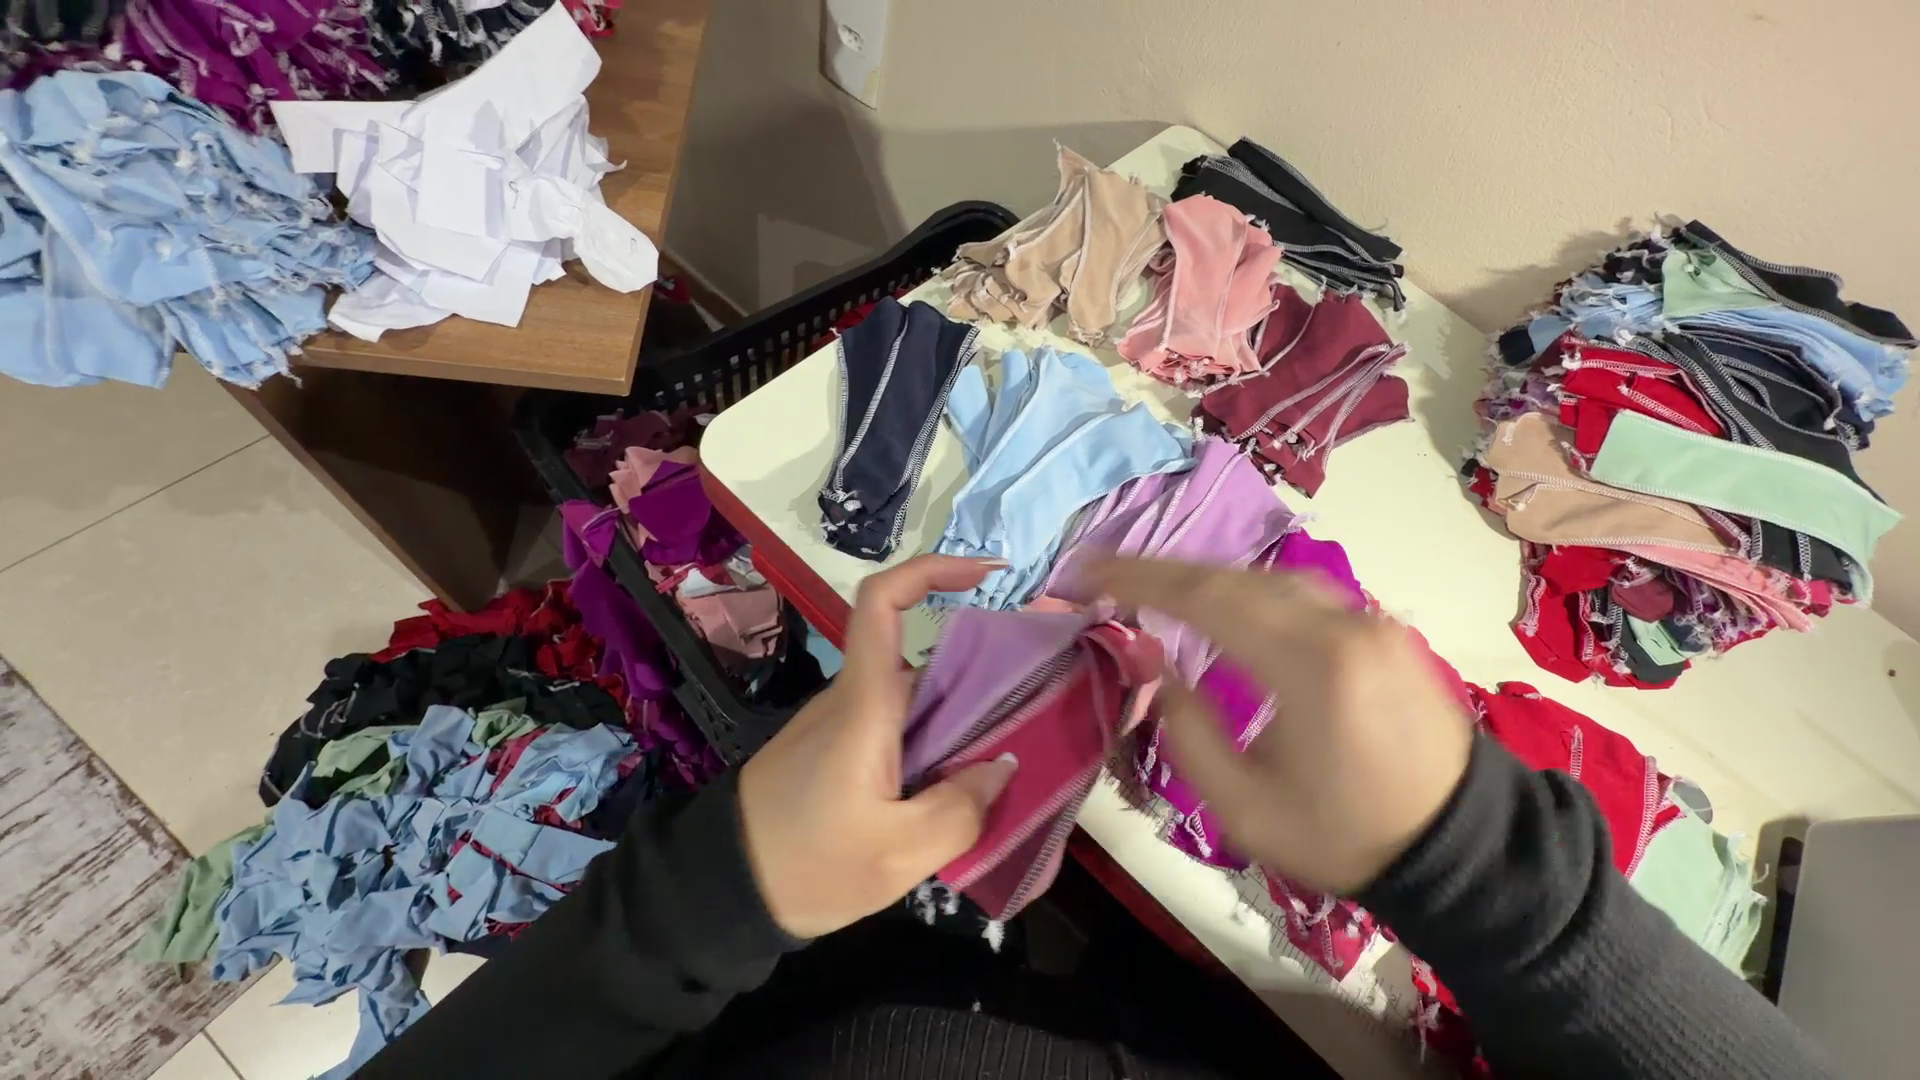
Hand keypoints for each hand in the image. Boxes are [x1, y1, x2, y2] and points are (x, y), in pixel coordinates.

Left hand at [738, 555, 1019, 938]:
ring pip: (917, 698)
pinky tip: (959, 787)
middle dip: (980, 674)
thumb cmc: (808, 864)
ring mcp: (844, 721)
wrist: (723, 887)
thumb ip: (961, 810)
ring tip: (1004, 763)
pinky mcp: (840, 747)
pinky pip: (900, 728)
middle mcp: (855, 697)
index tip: (986, 572)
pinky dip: (936, 744)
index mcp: (865, 702)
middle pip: (924, 658)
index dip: (932, 569)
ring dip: (961, 719)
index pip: (883, 601)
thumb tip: (1000, 765)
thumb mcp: (897, 854)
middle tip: (1033, 711)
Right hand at [1089, 557, 1472, 893]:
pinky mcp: (1379, 628)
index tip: (1087, 571)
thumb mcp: (1244, 807)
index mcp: (1309, 667)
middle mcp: (1343, 624)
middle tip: (1103, 572)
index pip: (1206, 598)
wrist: (1460, 847)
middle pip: (1233, 577)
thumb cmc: (1344, 834)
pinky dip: (1246, 590)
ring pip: (1266, 577)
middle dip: (1161, 571)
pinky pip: (1298, 592)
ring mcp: (1368, 620)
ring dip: (1202, 578)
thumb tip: (1153, 662)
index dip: (1138, 578)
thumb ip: (1186, 730)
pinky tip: (1220, 604)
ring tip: (1151, 587)